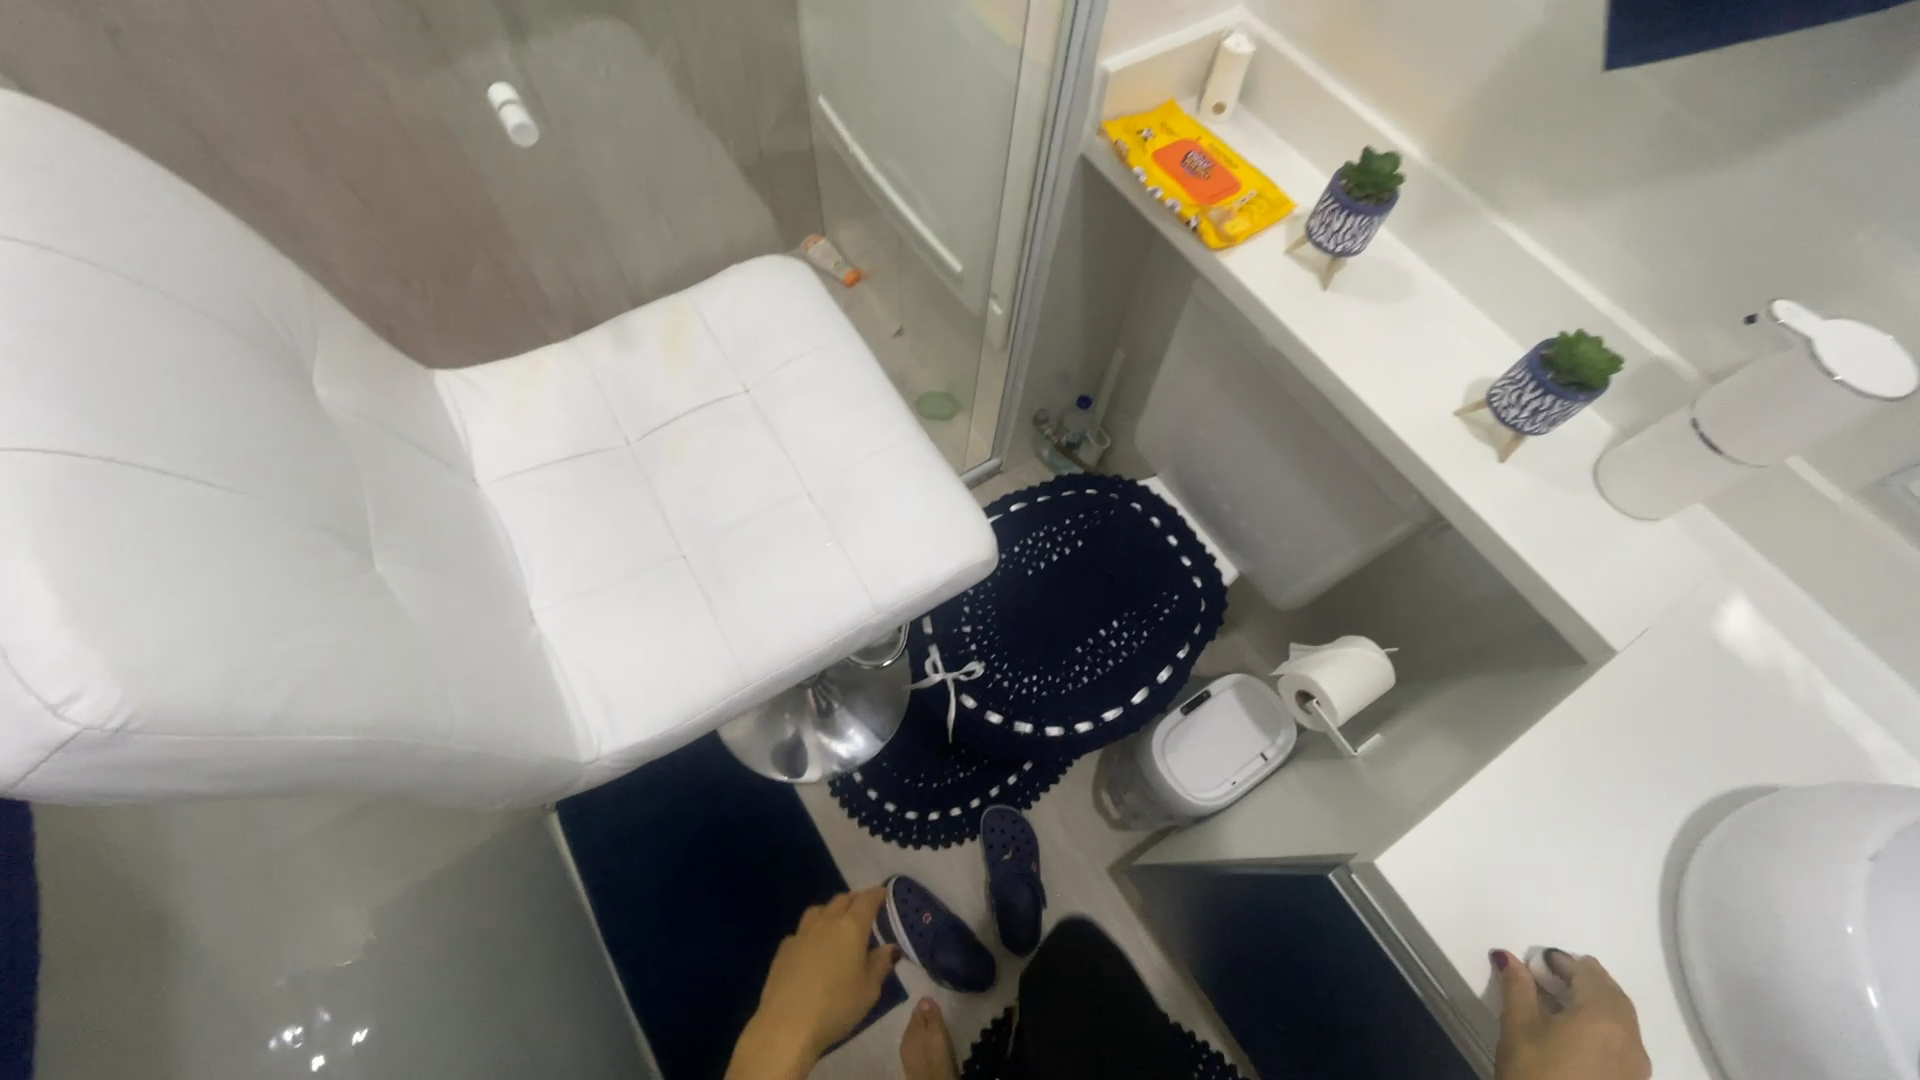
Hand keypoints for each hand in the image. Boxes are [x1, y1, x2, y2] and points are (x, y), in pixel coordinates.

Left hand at [727, 888, 901, 1079]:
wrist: (786, 1025)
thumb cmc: (836, 1007)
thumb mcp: (869, 990)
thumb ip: (881, 963)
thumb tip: (890, 947)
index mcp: (851, 927)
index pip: (867, 900)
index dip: (878, 894)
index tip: (885, 894)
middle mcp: (826, 922)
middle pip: (842, 899)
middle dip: (855, 900)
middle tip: (865, 911)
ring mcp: (802, 933)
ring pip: (819, 910)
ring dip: (831, 911)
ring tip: (837, 923)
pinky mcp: (784, 949)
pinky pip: (802, 930)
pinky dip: (812, 931)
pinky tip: (813, 948)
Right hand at [1491, 949, 1651, 1079]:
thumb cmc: (1535, 1073)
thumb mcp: (1518, 1027)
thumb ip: (1517, 987)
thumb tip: (1509, 957)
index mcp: (1603, 1017)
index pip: (1589, 975)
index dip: (1564, 961)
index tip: (1539, 958)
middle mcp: (1630, 1038)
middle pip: (1613, 995)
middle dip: (1584, 978)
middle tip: (1552, 972)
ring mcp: (1637, 1066)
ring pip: (1622, 1019)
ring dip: (1596, 1001)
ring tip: (1562, 1000)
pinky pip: (1623, 1041)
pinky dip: (1604, 1024)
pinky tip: (1578, 1032)